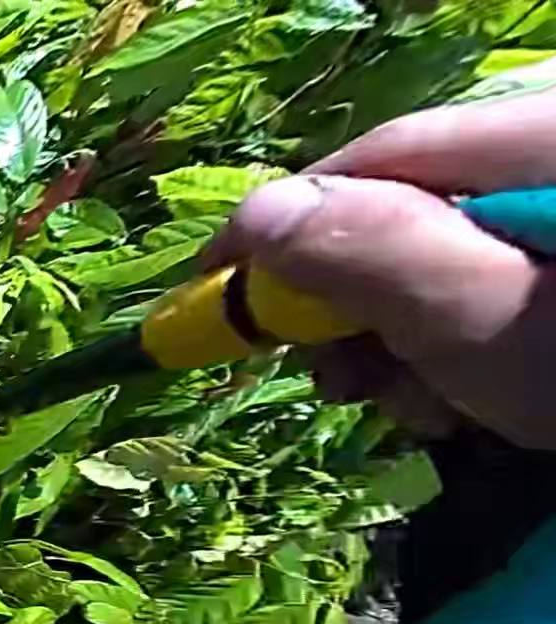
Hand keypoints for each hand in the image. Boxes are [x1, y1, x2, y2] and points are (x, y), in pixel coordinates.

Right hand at [205, 89, 555, 448]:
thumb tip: (259, 211)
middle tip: (329, 374)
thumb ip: (374, 255)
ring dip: (383, 330)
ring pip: (432, 247)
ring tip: (400, 395)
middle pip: (407, 207)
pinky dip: (440, 330)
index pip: (380, 156)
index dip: (276, 223)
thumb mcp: (484, 323)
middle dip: (339, 300)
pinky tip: (453, 380)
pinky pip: (481, 268)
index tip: (211, 288)